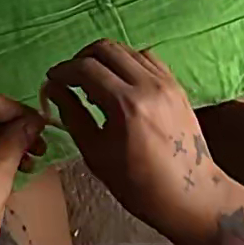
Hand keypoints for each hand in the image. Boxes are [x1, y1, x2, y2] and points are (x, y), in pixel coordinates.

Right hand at [42, 40, 228, 240]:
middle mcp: (147, 85)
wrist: (191, 196)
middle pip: (106, 49)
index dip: (64, 70)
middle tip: (70, 77)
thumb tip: (53, 88)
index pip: (86, 68)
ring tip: (95, 81)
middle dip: (81, 58)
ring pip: (126, 49)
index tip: (52, 78)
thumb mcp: (96, 154)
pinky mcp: (176, 84)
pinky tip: (120, 81)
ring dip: (104, 58)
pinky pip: (146, 58)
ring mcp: (165, 82)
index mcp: (126, 104)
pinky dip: (127, 61)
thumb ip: (72, 115)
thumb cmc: (139, 184)